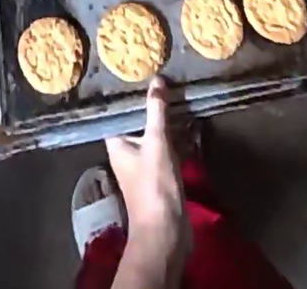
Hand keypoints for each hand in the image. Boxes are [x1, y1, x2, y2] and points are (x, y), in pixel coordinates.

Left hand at [105, 77, 187, 263]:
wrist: (166, 235)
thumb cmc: (154, 186)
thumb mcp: (156, 142)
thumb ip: (156, 110)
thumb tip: (156, 79)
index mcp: (116, 140)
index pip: (118, 109)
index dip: (129, 93)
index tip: (139, 73)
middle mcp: (126, 149)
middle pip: (138, 120)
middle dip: (152, 104)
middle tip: (164, 80)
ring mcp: (143, 162)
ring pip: (154, 133)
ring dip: (166, 119)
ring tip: (179, 95)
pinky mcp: (160, 174)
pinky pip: (167, 147)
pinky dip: (177, 136)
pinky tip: (190, 122)